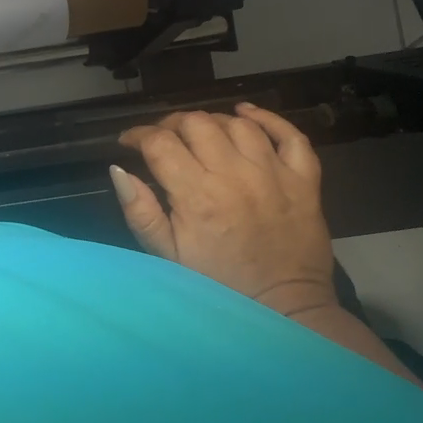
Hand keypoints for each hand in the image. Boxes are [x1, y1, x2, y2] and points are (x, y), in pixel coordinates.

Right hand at [114, 104, 335, 317]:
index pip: (159, 142)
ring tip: (200, 135)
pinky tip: (246, 114)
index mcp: (197, 196)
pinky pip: (291, 136)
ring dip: (212, 122)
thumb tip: (118, 169)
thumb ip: (140, 211)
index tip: (128, 143)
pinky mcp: (305, 181)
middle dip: (171, 124)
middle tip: (163, 139)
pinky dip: (268, 118)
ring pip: (237, 124)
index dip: (137, 135)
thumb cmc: (218, 283)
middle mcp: (235, 175)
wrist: (285, 308)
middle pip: (197, 123)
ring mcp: (275, 175)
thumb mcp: (167, 254)